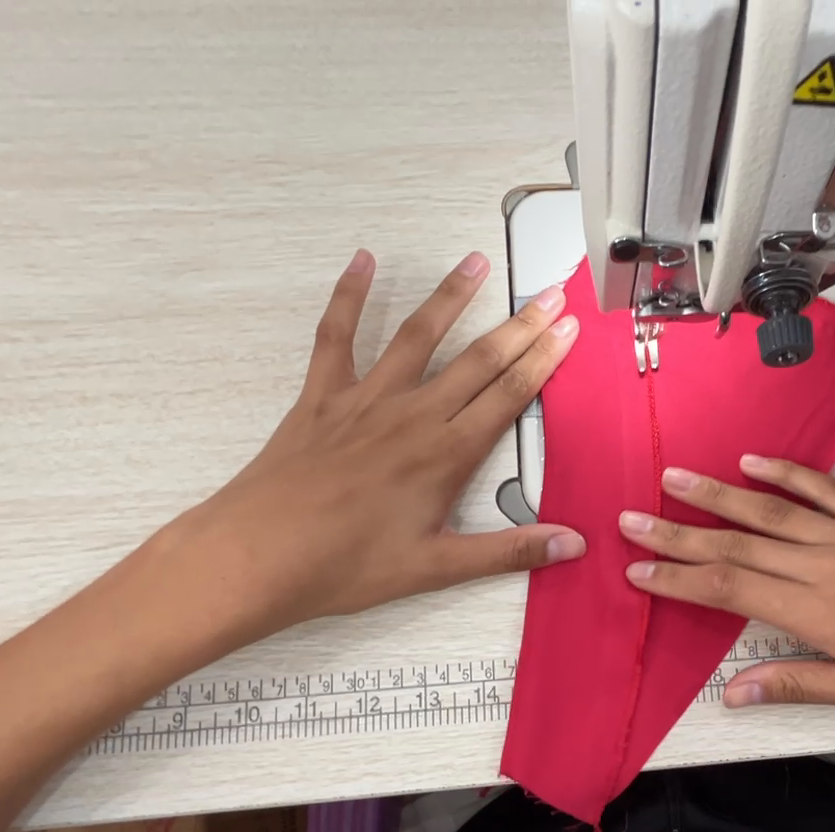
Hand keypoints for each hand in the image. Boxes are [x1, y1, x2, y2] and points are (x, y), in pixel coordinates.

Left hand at [173, 250, 584, 641]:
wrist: (260, 555)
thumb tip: (574, 545)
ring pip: (418, 336)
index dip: (545, 358)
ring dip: (451, 296)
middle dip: (520, 324)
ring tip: (477, 261)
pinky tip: (362, 261)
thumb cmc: (349, 565)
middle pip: (478, 359)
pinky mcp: (323, 396)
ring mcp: (366, 399)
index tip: (570, 327)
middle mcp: (413, 415)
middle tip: (550, 292)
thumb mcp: (438, 567)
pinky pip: (336, 336)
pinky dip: (348, 296)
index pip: (509, 393)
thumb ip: (510, 551)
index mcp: (447, 453)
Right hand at [618, 456, 834, 724]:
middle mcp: (826, 567)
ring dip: (718, 495)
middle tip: (631, 520)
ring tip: (675, 478)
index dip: (680, 580)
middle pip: (738, 546)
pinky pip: (825, 491)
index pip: (732, 590)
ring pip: (771, 512)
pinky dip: (787, 474)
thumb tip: (733, 694)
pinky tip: (754, 461)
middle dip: (679, 535)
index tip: (638, 571)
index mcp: (820, 614)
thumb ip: (797, 682)